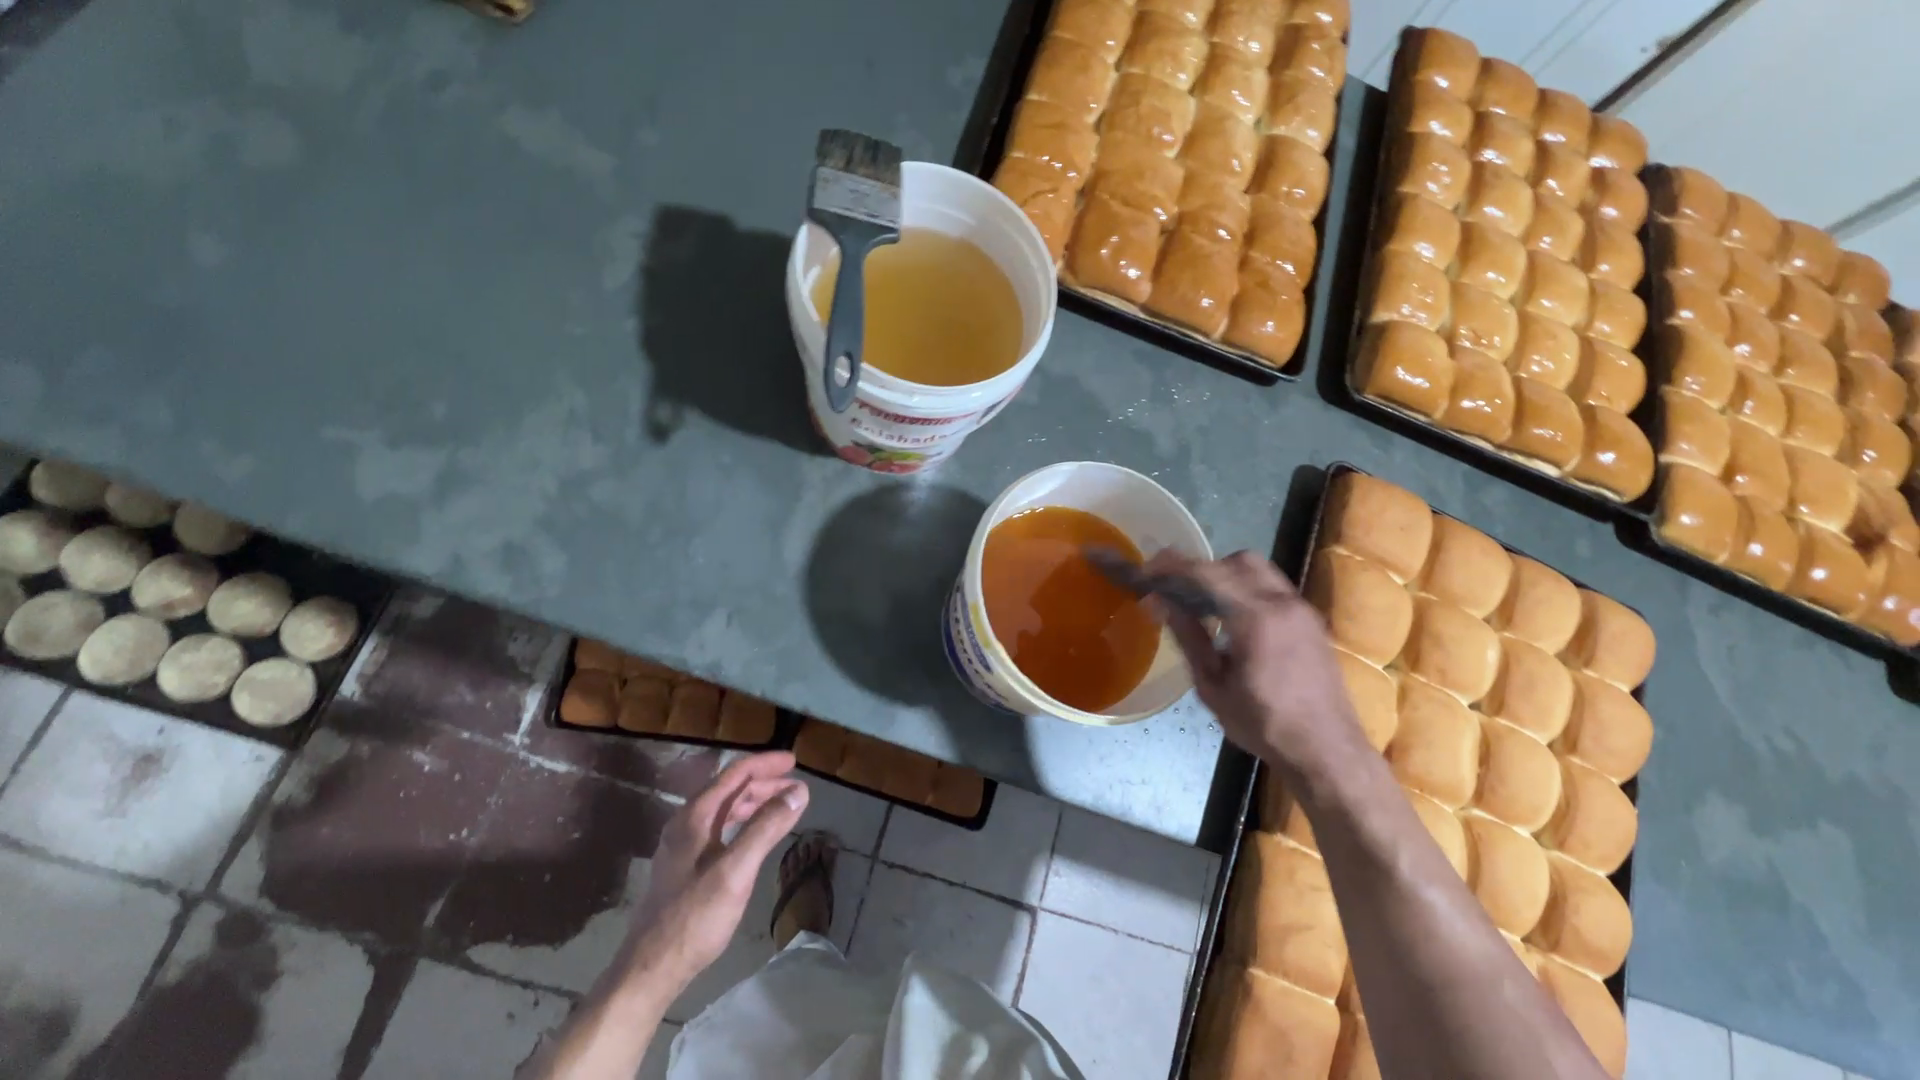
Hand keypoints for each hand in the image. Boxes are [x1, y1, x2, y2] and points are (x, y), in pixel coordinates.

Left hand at [622, 752, 809, 993]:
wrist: (651, 966)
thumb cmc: (695, 916)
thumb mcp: (736, 870)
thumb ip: (766, 828)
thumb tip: (797, 792)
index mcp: (695, 817)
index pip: (734, 774)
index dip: (764, 764)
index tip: (794, 761)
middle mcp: (685, 824)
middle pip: (728, 790)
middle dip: (762, 783)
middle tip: (795, 787)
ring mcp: (681, 847)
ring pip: (722, 811)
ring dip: (752, 803)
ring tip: (781, 806)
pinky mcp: (683, 868)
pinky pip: (717, 830)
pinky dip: (741, 823)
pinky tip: (752, 838)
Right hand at [1147, 550, 1368, 786]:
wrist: (1327, 751)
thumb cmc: (1264, 725)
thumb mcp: (1213, 687)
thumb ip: (1189, 638)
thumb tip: (1159, 603)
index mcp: (1257, 619)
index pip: (1208, 574)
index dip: (1173, 567)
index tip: (1147, 569)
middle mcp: (1284, 603)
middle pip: (1237, 562)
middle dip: (1203, 569)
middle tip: (1176, 590)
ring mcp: (1302, 610)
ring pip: (1259, 572)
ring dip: (1227, 577)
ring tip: (1202, 605)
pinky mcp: (1312, 622)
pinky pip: (1274, 590)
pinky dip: (1247, 591)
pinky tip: (1232, 622)